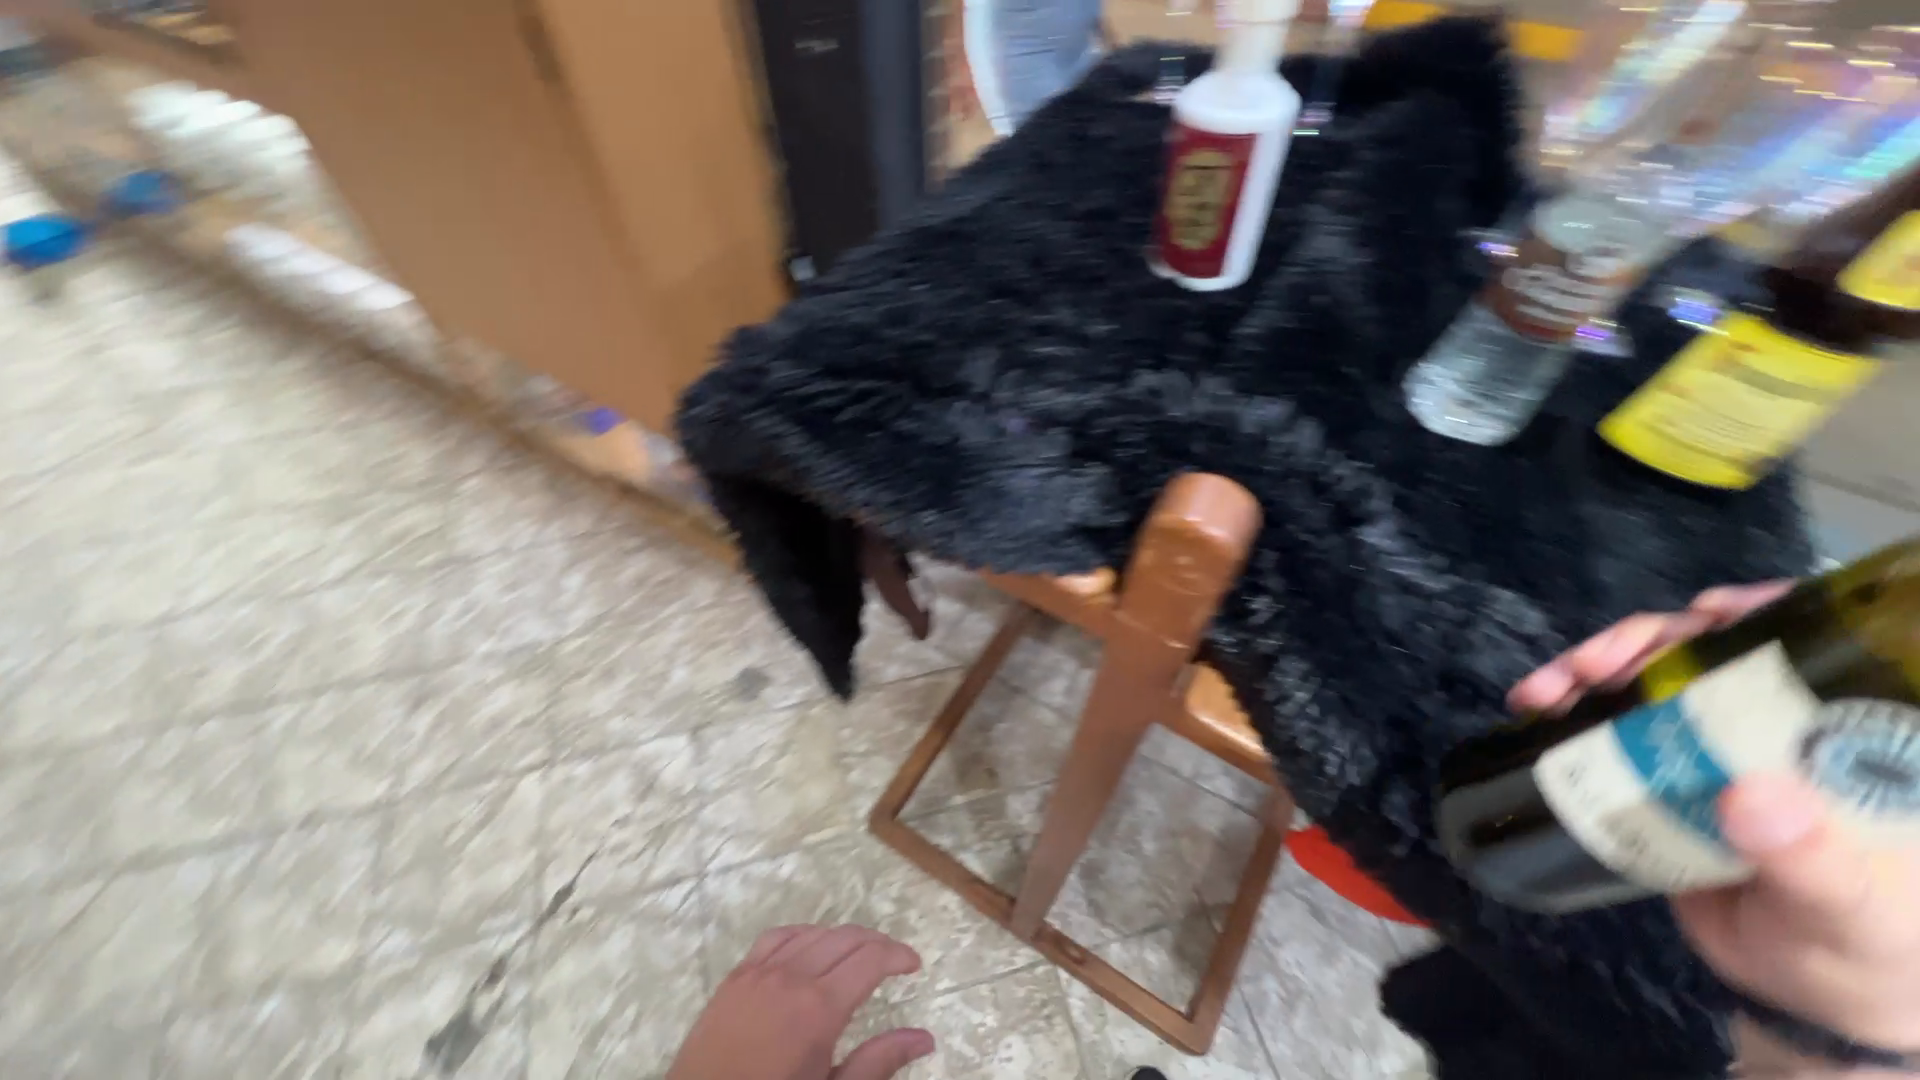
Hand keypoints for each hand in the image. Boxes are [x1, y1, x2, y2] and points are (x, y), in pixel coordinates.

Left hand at [666, 924, 934, 1079]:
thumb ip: (879, 1062)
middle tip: (892, 962)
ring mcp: (760, 972)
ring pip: (814, 932)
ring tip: (857, 956)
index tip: (914, 965)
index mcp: (820, 1008)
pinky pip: (776, 937)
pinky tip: (810, 948)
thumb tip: (925, 1037)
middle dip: (876, 943)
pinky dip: (803, 934)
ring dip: (842, 938)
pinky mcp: (736, 977)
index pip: (872, 959)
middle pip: (846, 938)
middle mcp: (792, 977)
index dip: (898, 955)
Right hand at [1509, 580, 1919, 1066]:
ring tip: (1546, 687)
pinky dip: (1567, 697)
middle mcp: (1779, 725)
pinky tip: (1534, 703)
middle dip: (1647, 641)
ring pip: (1651, 673)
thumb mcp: (1846, 914)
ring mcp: (1712, 740)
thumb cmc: (1854, 951)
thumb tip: (1751, 795)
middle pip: (1712, 650)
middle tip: (1594, 664)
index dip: (1767, 614)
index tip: (1713, 614)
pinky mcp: (1656, 760)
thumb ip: (1812, 862)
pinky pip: (1608, 712)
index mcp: (1848, 741)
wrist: (1787, 989)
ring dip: (1592, 664)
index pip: (1814, 650)